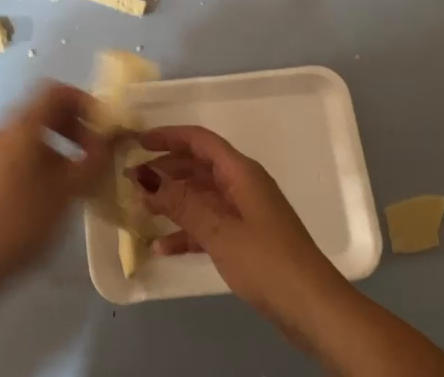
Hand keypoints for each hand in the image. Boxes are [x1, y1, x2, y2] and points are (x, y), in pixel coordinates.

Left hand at [0, 82, 109, 286]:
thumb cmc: (22, 221)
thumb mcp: (68, 191)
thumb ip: (94, 160)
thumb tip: (112, 138)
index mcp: (25, 125)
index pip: (56, 91)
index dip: (84, 101)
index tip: (104, 126)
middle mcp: (9, 131)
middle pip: (46, 110)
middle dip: (77, 124)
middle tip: (96, 151)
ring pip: (37, 133)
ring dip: (64, 144)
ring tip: (82, 174)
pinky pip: (26, 152)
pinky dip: (47, 159)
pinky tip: (58, 191)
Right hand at [132, 125, 346, 325]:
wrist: (312, 307)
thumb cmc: (267, 261)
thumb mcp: (219, 231)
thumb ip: (182, 203)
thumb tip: (146, 176)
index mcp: (241, 172)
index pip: (201, 141)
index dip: (169, 136)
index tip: (138, 141)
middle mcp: (243, 185)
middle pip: (198, 167)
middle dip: (166, 170)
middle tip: (131, 181)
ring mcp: (245, 213)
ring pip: (201, 196)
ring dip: (172, 201)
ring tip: (140, 210)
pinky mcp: (246, 240)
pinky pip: (209, 225)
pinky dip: (186, 232)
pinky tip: (162, 247)